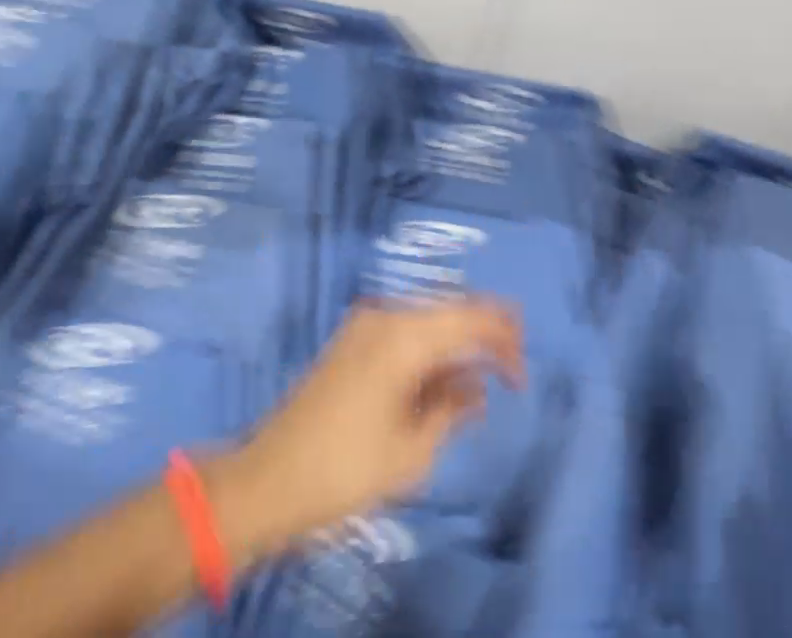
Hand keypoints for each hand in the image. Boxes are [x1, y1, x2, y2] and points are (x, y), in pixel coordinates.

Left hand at [203, 298, 524, 566]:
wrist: (268, 481)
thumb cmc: (346, 470)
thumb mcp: (414, 450)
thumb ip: (453, 408)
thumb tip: (476, 385)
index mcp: (403, 338)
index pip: (470, 318)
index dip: (504, 337)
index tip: (522, 373)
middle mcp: (383, 320)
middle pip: (448, 310)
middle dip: (483, 335)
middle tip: (511, 370)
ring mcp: (361, 330)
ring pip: (426, 322)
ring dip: (455, 345)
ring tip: (480, 384)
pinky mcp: (348, 346)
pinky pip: (403, 336)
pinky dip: (428, 352)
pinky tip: (441, 384)